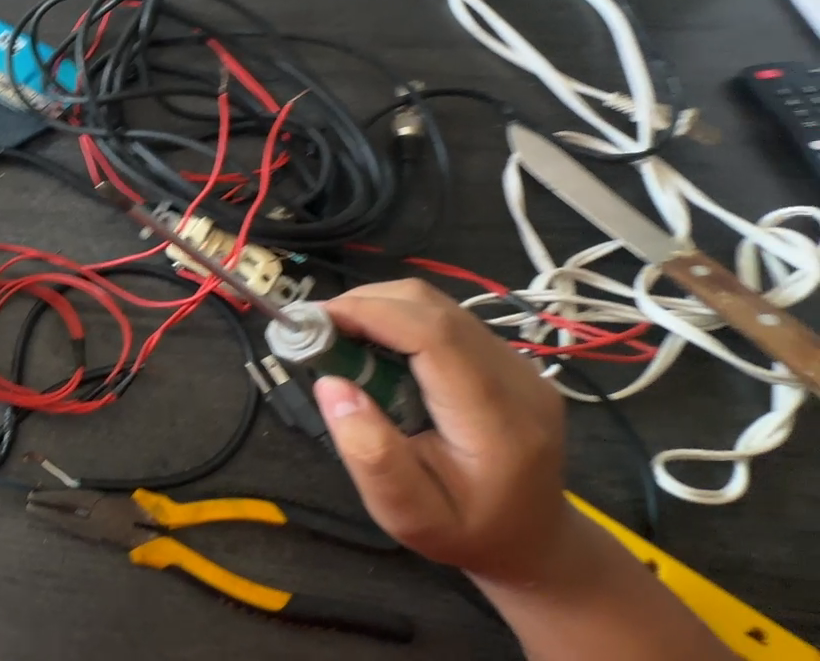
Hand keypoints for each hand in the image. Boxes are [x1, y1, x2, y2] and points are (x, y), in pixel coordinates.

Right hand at [312, 279, 573, 584]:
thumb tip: (330, 384)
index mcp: (497, 422)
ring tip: (339, 336)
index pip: (434, 336)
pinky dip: (395, 316)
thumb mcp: (407, 514)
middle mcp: (517, 381)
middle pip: (432, 308)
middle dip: (363, 304)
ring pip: (435, 303)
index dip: (368, 314)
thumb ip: (370, 455)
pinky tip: (372, 344)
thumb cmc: (464, 531)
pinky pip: (442, 316)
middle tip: (315, 330)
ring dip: (377, 306)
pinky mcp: (505, 359)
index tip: (312, 321)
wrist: (533, 542)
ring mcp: (517, 365)